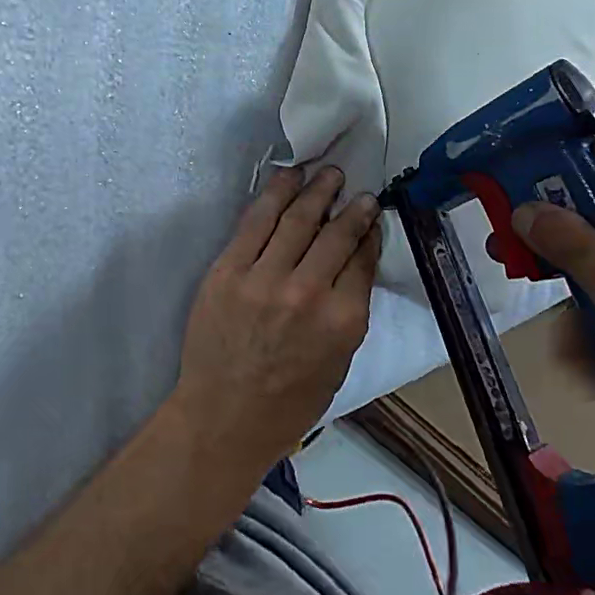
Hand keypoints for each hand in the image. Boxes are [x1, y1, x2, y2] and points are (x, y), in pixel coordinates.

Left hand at [172, 166, 382, 468]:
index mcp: (342, 320)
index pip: (362, 258)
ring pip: (298, 218)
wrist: (222, 420)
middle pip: (337, 233)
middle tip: (359, 191)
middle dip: (353, 207)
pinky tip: (290, 177)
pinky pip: (256, 221)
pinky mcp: (228, 271)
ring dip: (318, 189)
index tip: (372, 215)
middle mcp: (308, 293)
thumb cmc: (290, 400)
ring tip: (329, 173)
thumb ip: (352, 307)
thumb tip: (358, 258)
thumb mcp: (340, 360)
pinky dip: (276, 193)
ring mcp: (264, 279)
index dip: (369, 231)